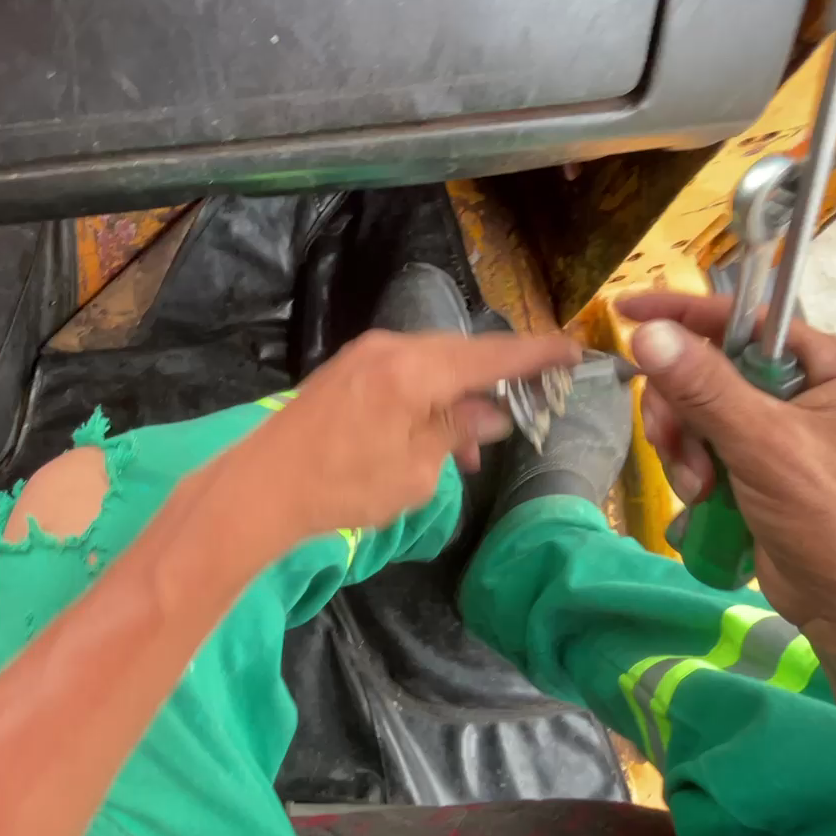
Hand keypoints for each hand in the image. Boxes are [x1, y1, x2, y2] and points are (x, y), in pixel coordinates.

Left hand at [207, 329, 582, 546]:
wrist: (262, 485)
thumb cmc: (342, 487)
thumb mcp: (415, 472)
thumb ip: (457, 433)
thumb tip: (490, 413)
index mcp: (414, 369)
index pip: (492, 354)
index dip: (537, 353)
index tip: (574, 350)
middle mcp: (390, 348)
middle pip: (462, 353)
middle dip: (497, 377)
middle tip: (530, 400)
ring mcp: (364, 355)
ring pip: (432, 363)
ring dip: (459, 393)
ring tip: (477, 440)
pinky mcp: (346, 369)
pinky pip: (404, 372)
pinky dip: (427, 395)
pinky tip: (435, 432)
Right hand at [617, 293, 835, 638]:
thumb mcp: (766, 447)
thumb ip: (704, 388)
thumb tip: (645, 333)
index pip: (746, 321)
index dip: (683, 314)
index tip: (625, 309)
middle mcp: (811, 387)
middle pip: (709, 368)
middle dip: (683, 410)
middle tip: (674, 444)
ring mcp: (783, 425)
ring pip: (697, 406)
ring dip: (683, 444)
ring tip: (697, 485)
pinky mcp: (760, 459)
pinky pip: (701, 439)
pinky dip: (690, 464)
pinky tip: (702, 496)